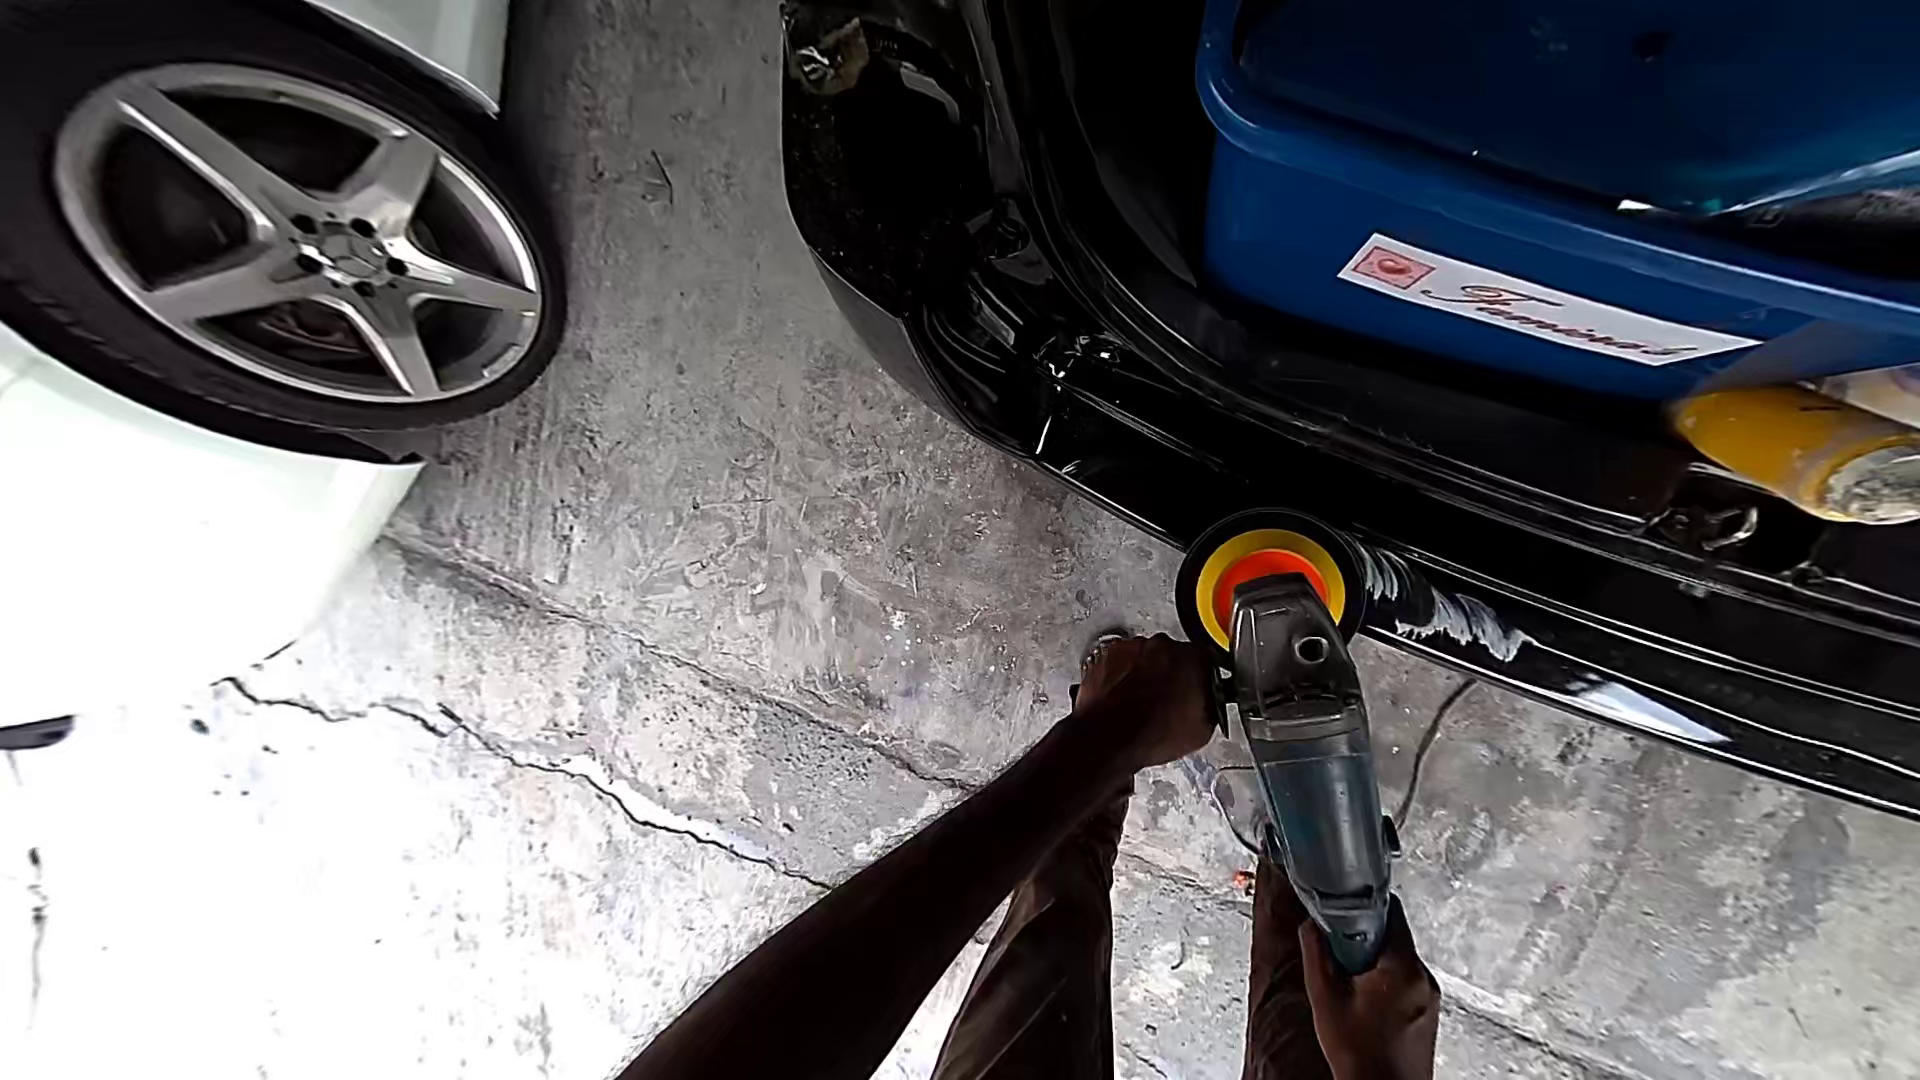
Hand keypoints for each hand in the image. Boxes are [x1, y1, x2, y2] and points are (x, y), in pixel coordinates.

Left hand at [1074, 633, 1215, 769]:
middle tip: (1167, 696)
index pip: (1204, 658)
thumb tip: (1206, 701)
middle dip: (1170, 671)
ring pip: (1144, 655)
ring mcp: (1132, 647)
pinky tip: (1123, 694)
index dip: (1199, 675)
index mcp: (1193, 657)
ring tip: (1142, 699)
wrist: (1110, 736)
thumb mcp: (1202, 728)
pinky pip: (1120, 660)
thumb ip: (1210, 703)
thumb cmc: (1152, 732)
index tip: (1195, 686)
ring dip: (1145, 670)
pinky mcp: (1107, 653)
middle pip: (1171, 654)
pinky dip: (1121, 672)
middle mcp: (1162, 645)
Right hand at [1300, 897, 1439, 1079]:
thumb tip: (1310, 921)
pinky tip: (1358, 995)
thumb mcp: (1322, 992)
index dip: (1361, 902)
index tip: (1338, 906)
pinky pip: (1401, 977)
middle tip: (1334, 948)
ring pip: (1394, 956)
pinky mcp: (1425, 1013)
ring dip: (1367, 956)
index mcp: (1404, 969)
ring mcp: (1428, 998)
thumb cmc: (1357, 1053)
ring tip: (1344, 977)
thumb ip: (1314, 947)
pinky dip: (1379, 975)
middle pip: (1390, 934)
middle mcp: (1424, 980)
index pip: (1391, 912)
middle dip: (1360, 934)